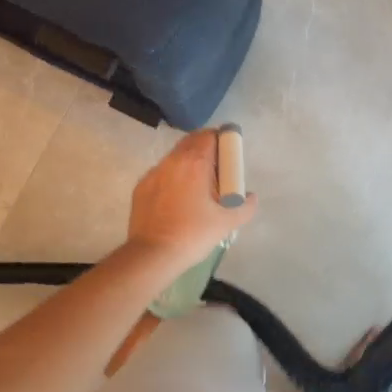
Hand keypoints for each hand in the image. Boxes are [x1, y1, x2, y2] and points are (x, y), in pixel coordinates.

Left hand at [128, 129, 256, 269]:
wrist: (152, 255)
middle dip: (206, 151)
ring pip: (175, 158)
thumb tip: (250, 197)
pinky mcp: (141, 187)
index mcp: (194, 163)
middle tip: (218, 173)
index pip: (210, 135)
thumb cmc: (193, 234)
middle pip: (192, 142)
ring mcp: (153, 173)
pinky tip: (177, 202)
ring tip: (198, 189)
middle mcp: (172, 161)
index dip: (223, 142)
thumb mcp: (227, 223)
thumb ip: (246, 206)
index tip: (229, 159)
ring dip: (189, 165)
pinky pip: (162, 174)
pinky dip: (173, 179)